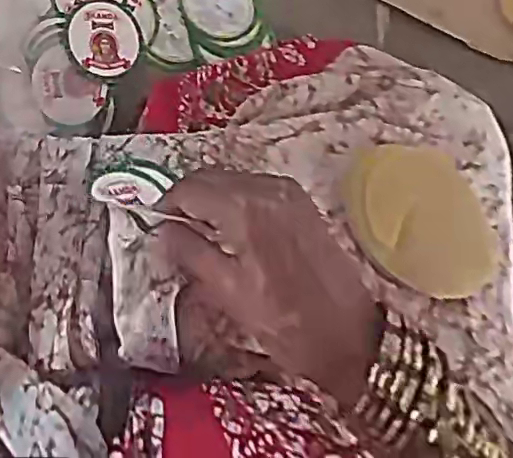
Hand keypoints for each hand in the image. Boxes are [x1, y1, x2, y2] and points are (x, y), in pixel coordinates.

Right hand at [158, 170, 379, 404]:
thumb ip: (191, 253)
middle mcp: (264, 185)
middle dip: (188, 199)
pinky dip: (235, 201)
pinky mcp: (298, 198)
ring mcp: (285, 189)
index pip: (190, 187)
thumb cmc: (287, 322)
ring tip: (203, 234)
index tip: (157, 226)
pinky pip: (253, 186)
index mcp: (243, 207)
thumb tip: (163, 231)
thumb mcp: (229, 293)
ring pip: (231, 179)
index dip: (167, 204)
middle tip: (175, 231)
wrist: (354, 336)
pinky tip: (234, 230)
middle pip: (210, 177)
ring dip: (211, 199)